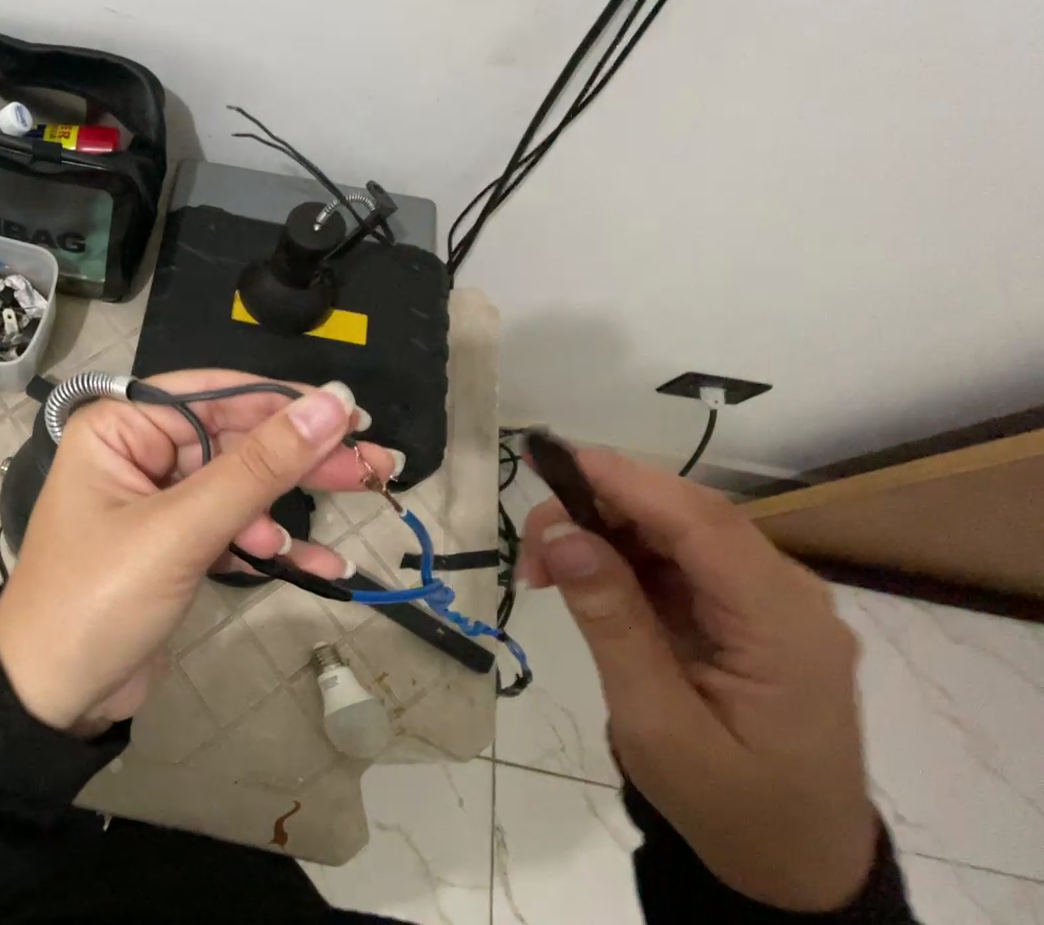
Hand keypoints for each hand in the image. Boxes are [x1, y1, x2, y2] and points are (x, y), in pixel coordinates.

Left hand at [0, 371, 397, 736]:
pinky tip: (320, 564)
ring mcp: (156, 503)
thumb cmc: (100, 598)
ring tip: (366, 500)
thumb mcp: (181, 530)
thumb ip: (258, 468)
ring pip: (239, 486)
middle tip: (377, 464)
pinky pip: (231, 529)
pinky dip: (272, 543)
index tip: (352, 412)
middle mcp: (136, 454)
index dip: (283, 401)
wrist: (54, 698)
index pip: (211, 395)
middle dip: (301, 455)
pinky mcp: (173, 547)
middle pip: (233, 439)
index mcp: (118, 429)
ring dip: (296, 502)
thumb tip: (330, 405)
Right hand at [519, 447, 876, 911]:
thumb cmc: (726, 803)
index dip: (625, 482)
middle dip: (600, 508)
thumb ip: (612, 622)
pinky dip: (620, 559)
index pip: (703, 525)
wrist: (792, 862)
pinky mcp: (746, 614)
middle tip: (528, 543)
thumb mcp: (655, 720)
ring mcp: (769, 604)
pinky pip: (678, 563)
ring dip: (604, 534)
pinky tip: (579, 579)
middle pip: (688, 518)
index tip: (550, 458)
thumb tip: (562, 536)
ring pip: (677, 533)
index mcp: (783, 626)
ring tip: (540, 569)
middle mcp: (787, 597)